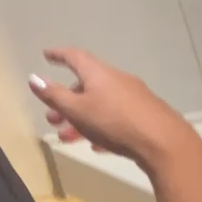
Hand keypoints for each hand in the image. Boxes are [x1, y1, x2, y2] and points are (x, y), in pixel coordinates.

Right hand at [28, 47, 199, 171]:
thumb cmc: (115, 123)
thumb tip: (34, 78)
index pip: (74, 56)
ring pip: (100, 103)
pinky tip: (97, 145)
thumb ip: (53, 95)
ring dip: (81, 117)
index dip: (58, 55)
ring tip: (69, 137)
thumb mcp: (77, 110)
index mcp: (98, 73)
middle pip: (86, 84)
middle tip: (52, 117)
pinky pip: (117, 116)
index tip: (46, 55)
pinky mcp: (148, 116)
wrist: (167, 146)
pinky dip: (101, 125)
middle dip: (66, 100)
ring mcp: (135, 97)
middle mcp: (117, 80)